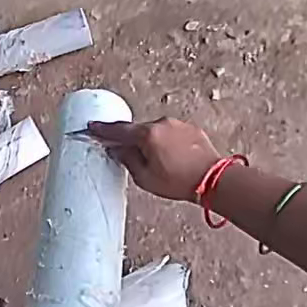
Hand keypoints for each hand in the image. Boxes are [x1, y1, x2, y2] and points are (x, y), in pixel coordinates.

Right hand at [86, 118, 224, 201]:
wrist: (214, 180)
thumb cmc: (180, 182)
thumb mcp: (144, 177)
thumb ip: (127, 159)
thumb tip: (118, 149)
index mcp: (147, 134)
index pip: (118, 130)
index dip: (102, 130)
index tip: (92, 127)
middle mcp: (162, 124)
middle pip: (138, 131)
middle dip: (131, 142)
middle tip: (128, 156)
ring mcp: (178, 125)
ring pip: (155, 132)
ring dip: (151, 143)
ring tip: (157, 164)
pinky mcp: (190, 129)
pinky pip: (170, 133)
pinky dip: (166, 143)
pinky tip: (171, 159)